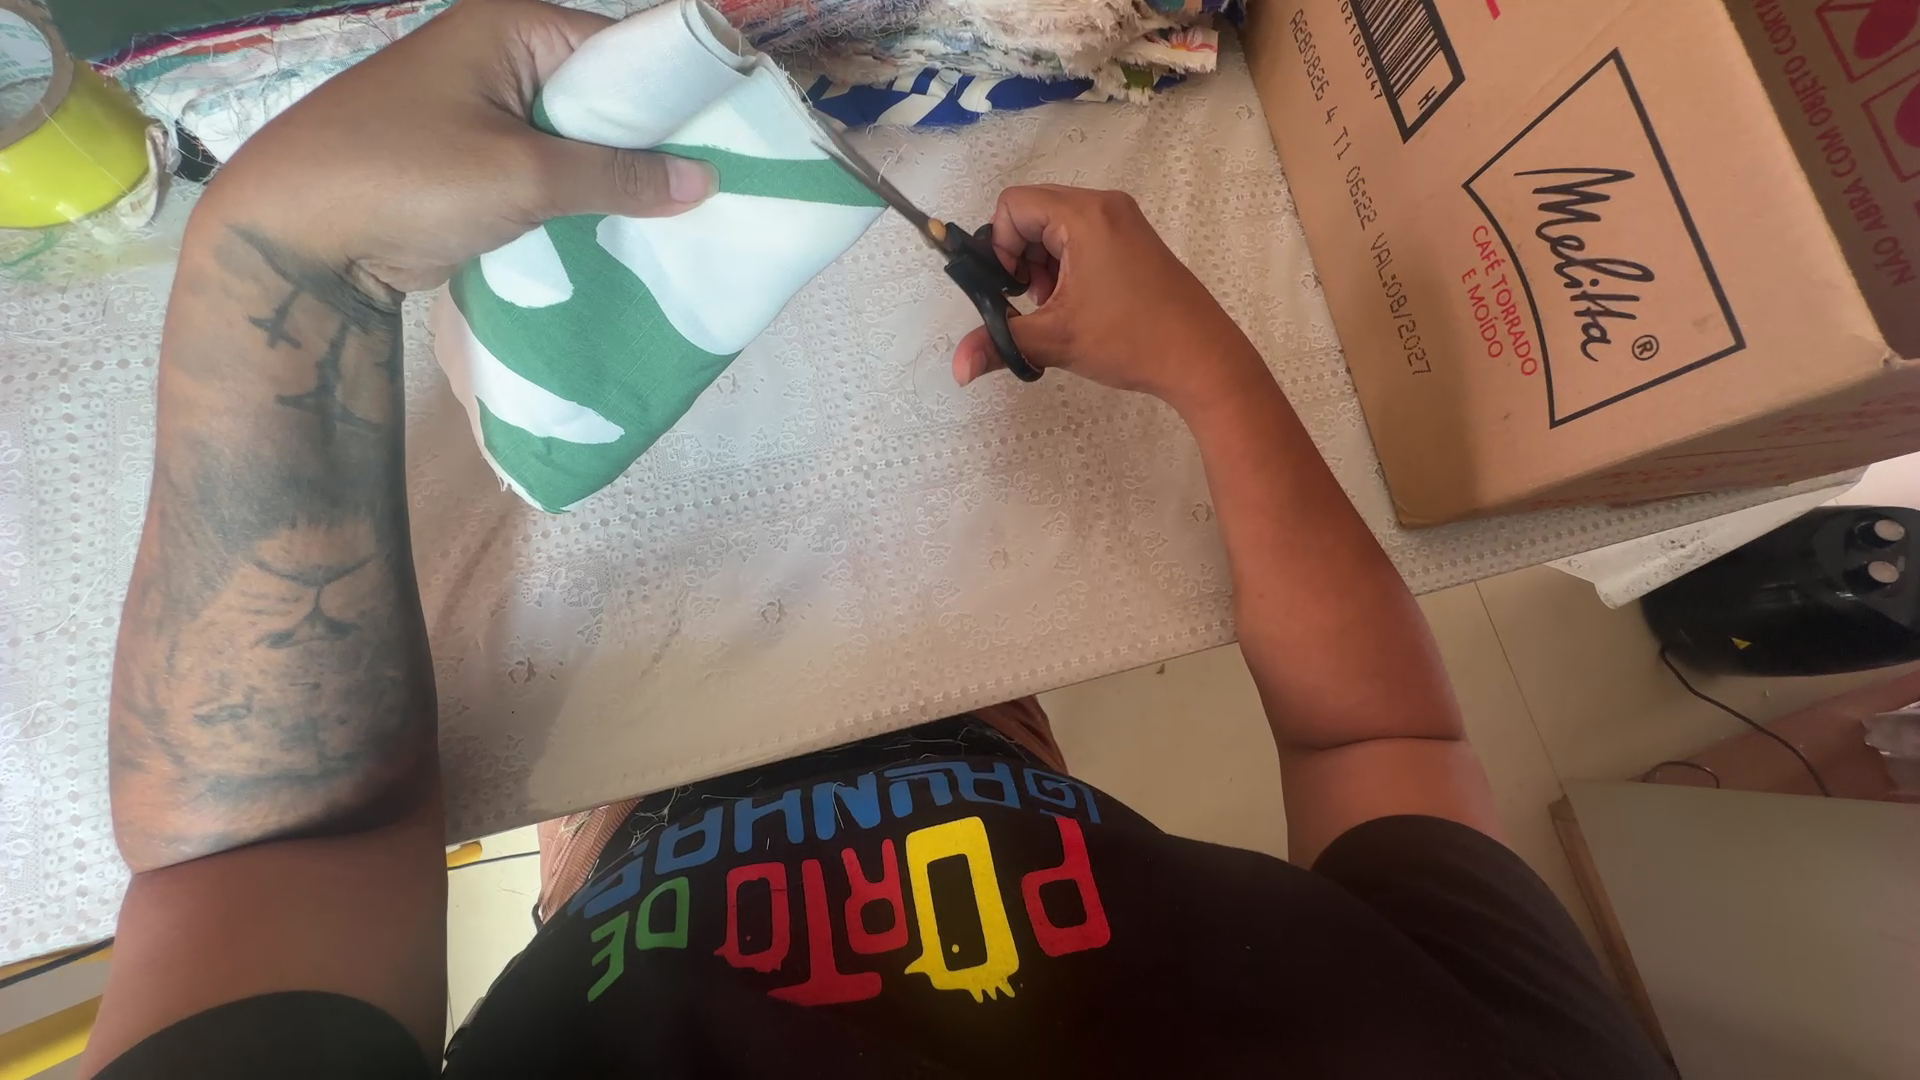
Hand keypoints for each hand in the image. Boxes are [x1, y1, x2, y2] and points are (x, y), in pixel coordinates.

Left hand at [194, 0, 717, 298]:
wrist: (306, 233)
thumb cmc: (408, 177)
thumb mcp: (526, 175)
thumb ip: (619, 176)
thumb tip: (705, 180)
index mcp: (514, 30)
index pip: (622, 49)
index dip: (680, 90)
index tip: (736, 133)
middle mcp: (511, 61)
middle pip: (611, 96)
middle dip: (662, 140)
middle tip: (723, 181)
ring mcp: (501, 114)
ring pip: (591, 140)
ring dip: (632, 175)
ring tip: (694, 209)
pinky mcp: (496, 162)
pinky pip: (567, 173)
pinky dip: (601, 196)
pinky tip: (640, 224)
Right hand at [951, 185, 1262, 409]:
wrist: (1201, 358)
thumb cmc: (1131, 340)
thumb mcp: (1055, 342)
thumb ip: (999, 345)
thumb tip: (956, 370)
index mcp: (1084, 216)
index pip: (1012, 205)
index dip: (1000, 247)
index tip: (1014, 290)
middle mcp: (1104, 206)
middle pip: (1033, 213)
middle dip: (1022, 260)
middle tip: (1037, 302)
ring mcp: (1123, 222)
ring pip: (1056, 229)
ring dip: (1043, 267)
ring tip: (1059, 308)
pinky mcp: (1134, 242)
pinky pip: (1082, 240)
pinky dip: (1067, 269)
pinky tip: (1080, 307)